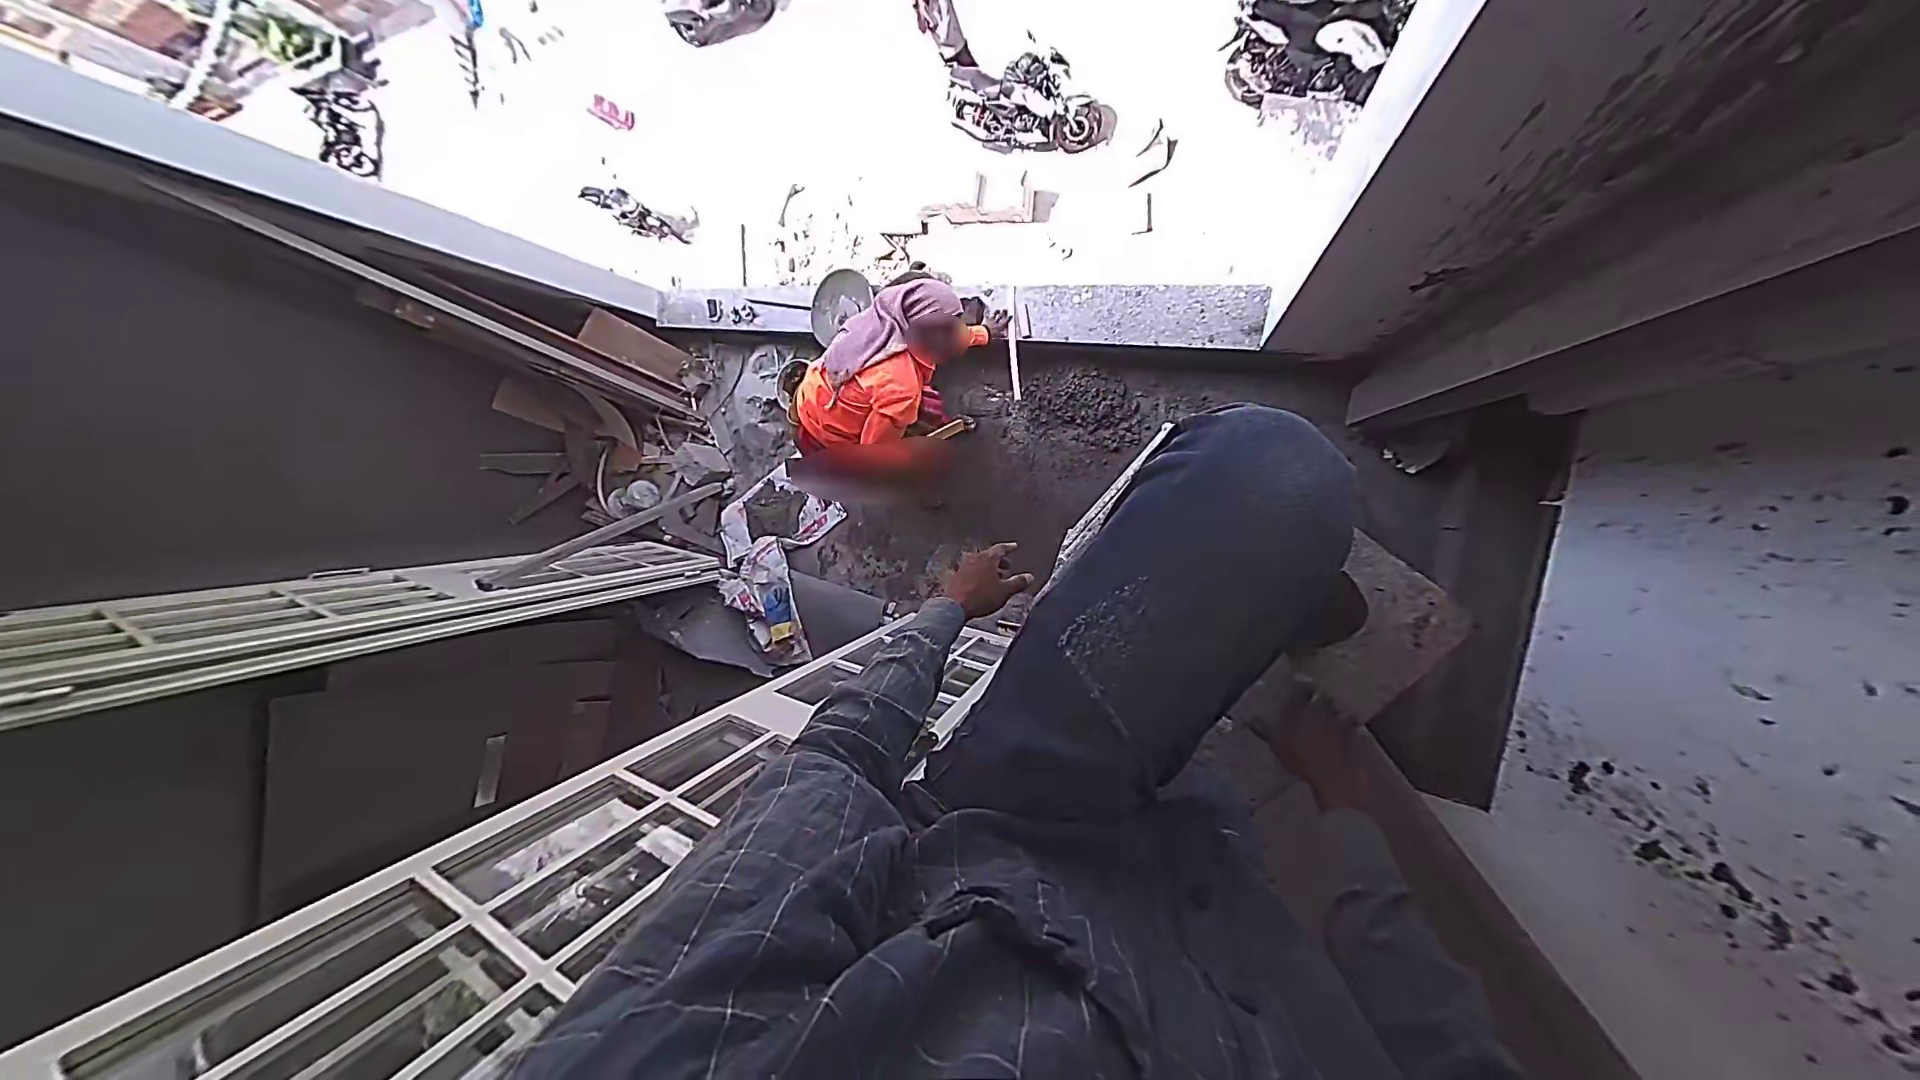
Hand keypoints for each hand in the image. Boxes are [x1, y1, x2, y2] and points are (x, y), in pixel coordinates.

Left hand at [940, 542, 1034, 618]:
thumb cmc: (980, 597)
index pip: (1000, 548)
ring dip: (989, 569)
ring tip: (996, 577)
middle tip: (1007, 566)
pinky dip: (978, 575)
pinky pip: (971, 572)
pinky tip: (981, 584)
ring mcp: (963, 567)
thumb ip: (1018, 582)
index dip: (1009, 548)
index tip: (1013, 547)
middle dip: (1000, 561)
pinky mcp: (956, 577)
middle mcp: (974, 559)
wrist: (955, 607)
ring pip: (979, 564)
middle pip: (989, 556)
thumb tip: (1029, 577)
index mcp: (987, 559)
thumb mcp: (1005, 591)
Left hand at [983, 310, 1011, 341]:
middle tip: (1005, 310)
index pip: (1005, 321)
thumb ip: (1001, 334)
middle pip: (1000, 316)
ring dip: (996, 312)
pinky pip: (986, 314)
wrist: (984, 332)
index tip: (1011, 316)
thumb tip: (1005, 335)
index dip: (1008, 318)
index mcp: (1000, 326)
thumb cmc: (991, 335)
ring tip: (998, 310)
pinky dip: (986, 312)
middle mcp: (996, 321)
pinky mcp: (986, 319)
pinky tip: (986, 311)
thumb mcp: (997, 335)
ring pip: (994, 314)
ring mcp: (991, 319)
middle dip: (1003, 313)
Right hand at [1245, 677, 1370, 812]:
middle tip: (1313, 697)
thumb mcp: (1276, 744)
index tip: (1296, 682)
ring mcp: (1338, 721)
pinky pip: (1351, 722)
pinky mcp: (1353, 734)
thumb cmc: (1300, 759)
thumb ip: (1263, 729)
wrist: (1333, 775)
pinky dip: (1348, 721)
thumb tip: (1249, 718)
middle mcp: (1319, 710)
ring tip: (1329, 710)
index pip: (1300, 689)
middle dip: (1318, 695)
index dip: (1299, 684)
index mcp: (1299, 709)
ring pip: (1337, 707)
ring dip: (1334, 707)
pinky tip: (1346, 725)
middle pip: (1321, 696)